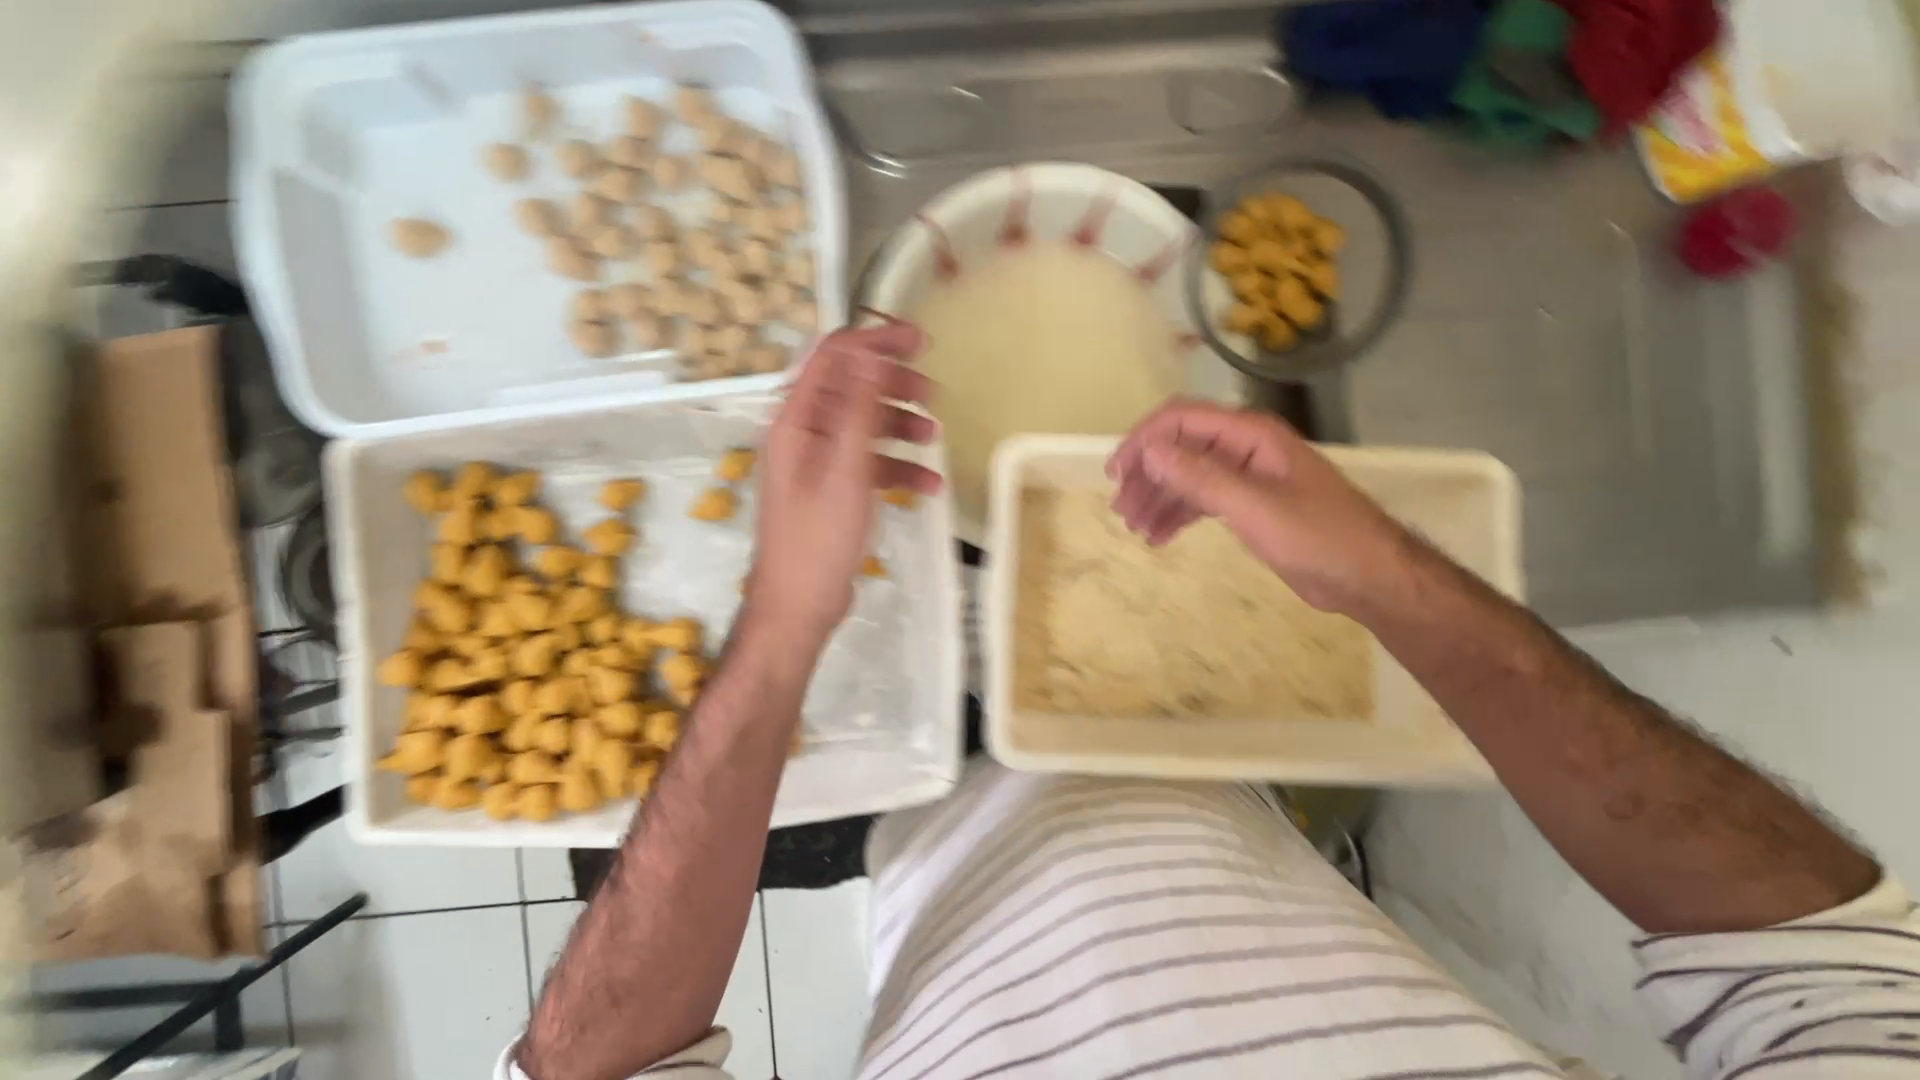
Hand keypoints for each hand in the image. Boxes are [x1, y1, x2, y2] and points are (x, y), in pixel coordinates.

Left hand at [745, 324, 941, 646]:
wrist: (798, 605)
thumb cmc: (819, 538)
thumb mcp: (844, 469)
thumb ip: (857, 409)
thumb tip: (868, 353)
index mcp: (796, 418)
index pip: (834, 356)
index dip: (876, 340)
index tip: (922, 341)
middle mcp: (803, 432)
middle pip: (852, 386)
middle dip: (895, 384)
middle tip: (934, 392)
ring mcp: (817, 461)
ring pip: (864, 424)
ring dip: (901, 426)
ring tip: (936, 438)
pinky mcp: (833, 488)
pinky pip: (868, 463)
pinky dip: (898, 467)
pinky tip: (928, 486)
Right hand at [1106, 399, 1413, 616]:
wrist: (1368, 576)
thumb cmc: (1318, 536)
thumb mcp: (1254, 506)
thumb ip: (1201, 477)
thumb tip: (1150, 451)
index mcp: (1250, 435)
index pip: (1183, 420)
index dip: (1144, 440)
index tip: (1116, 473)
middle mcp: (1245, 449)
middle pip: (1180, 448)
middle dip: (1147, 475)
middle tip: (1121, 509)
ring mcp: (1248, 477)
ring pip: (1188, 477)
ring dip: (1159, 498)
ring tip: (1134, 527)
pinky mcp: (1250, 506)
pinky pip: (1203, 500)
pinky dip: (1178, 515)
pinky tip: (1158, 536)